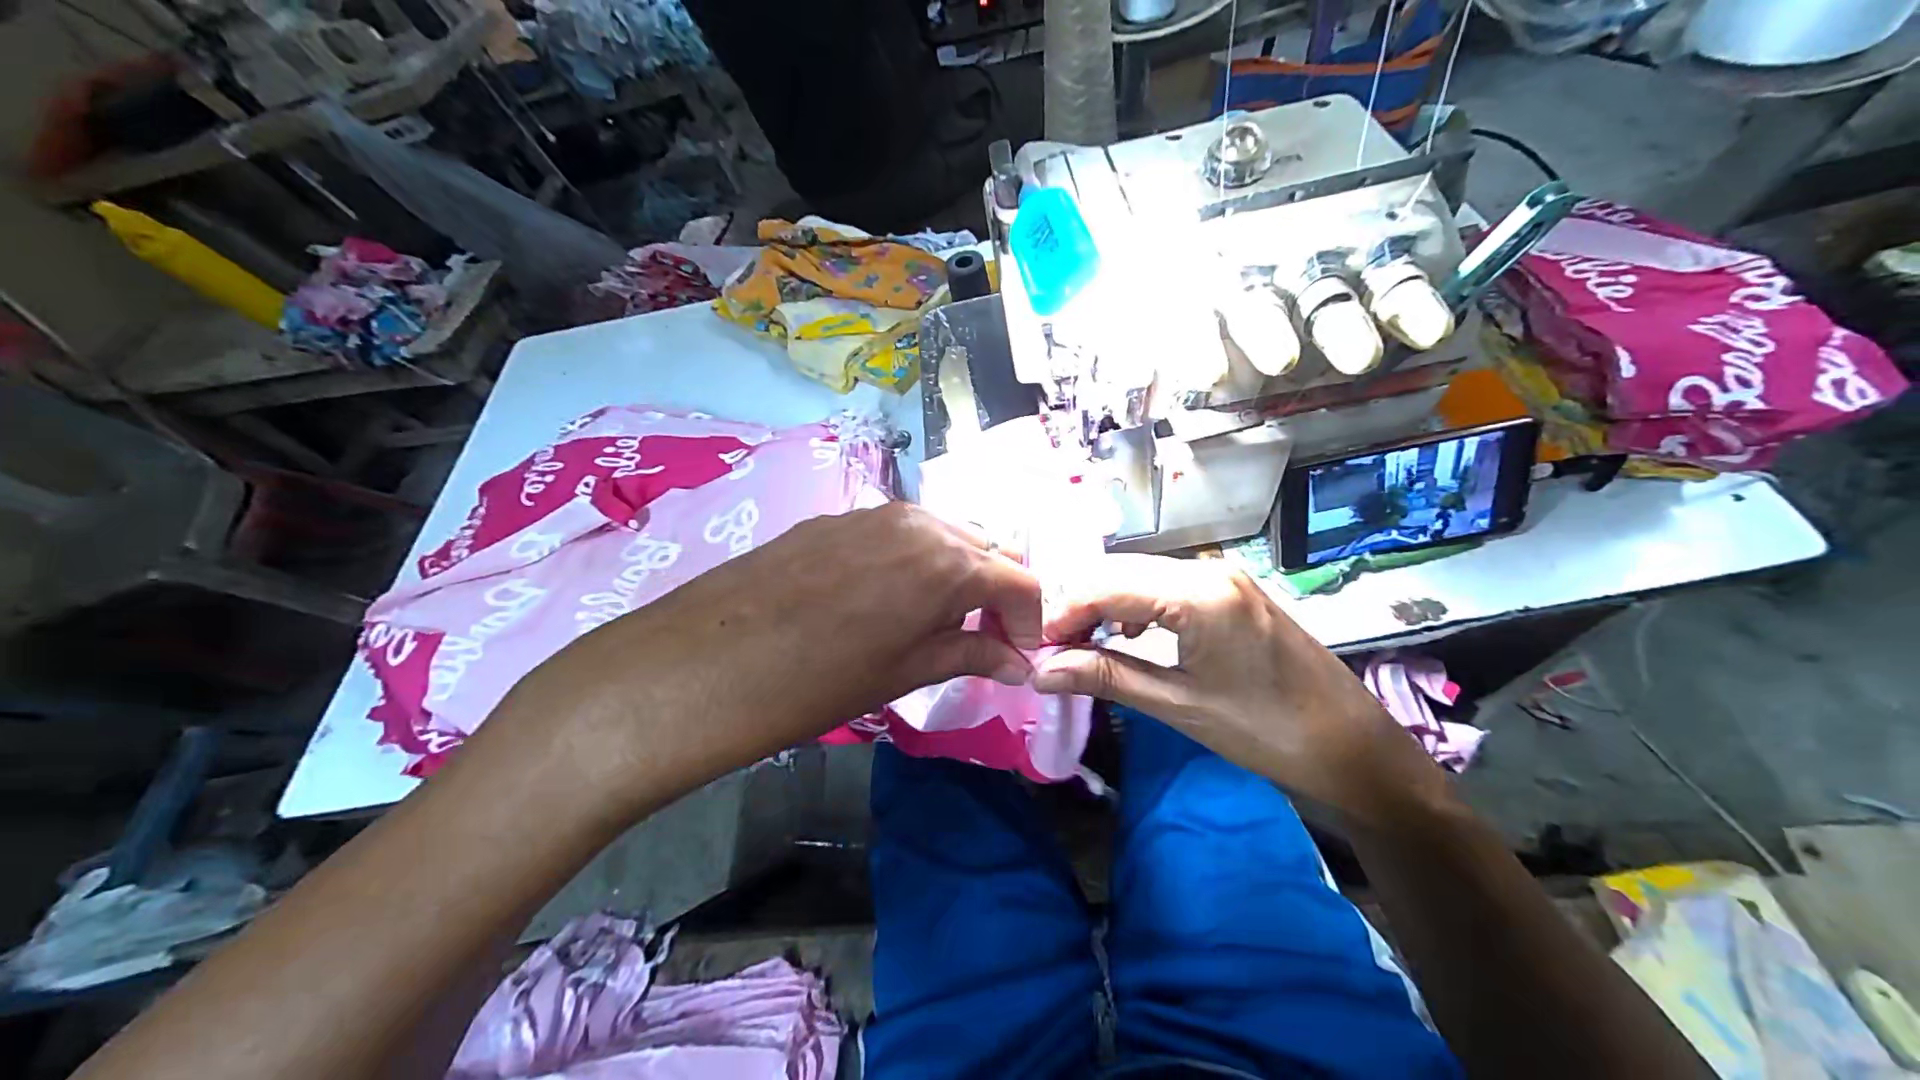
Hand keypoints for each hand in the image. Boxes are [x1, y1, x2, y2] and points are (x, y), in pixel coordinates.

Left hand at [499, 502, 1042, 796]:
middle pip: (980, 551)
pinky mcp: (831, 521)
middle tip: (980, 643)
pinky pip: (894, 536)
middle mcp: (915, 522)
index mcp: (945, 561)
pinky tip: (883, 603)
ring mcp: (868, 514)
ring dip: (952, 577)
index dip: (1029, 621)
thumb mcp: (900, 675)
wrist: (695, 666)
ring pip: (937, 538)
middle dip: (992, 595)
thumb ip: (967, 656)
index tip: (1019, 656)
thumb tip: (1018, 663)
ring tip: (932, 626)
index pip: (1018, 581)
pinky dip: (910, 564)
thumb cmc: (812, 684)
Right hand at [1034, 555, 1446, 825]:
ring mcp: (1223, 578)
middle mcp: (1209, 570)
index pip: (1106, 584)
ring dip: (1104, 606)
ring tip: (1078, 645)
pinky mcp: (1232, 593)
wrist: (1354, 750)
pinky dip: (1134, 608)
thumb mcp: (1179, 705)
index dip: (1063, 612)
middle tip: (1050, 648)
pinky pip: (1166, 587)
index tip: (1036, 647)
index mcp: (1198, 592)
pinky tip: (1122, 636)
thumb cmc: (1267, 732)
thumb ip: (1106, 676)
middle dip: (1078, 605)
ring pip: (1141, 577)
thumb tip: (1041, 671)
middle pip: (1120, 571)